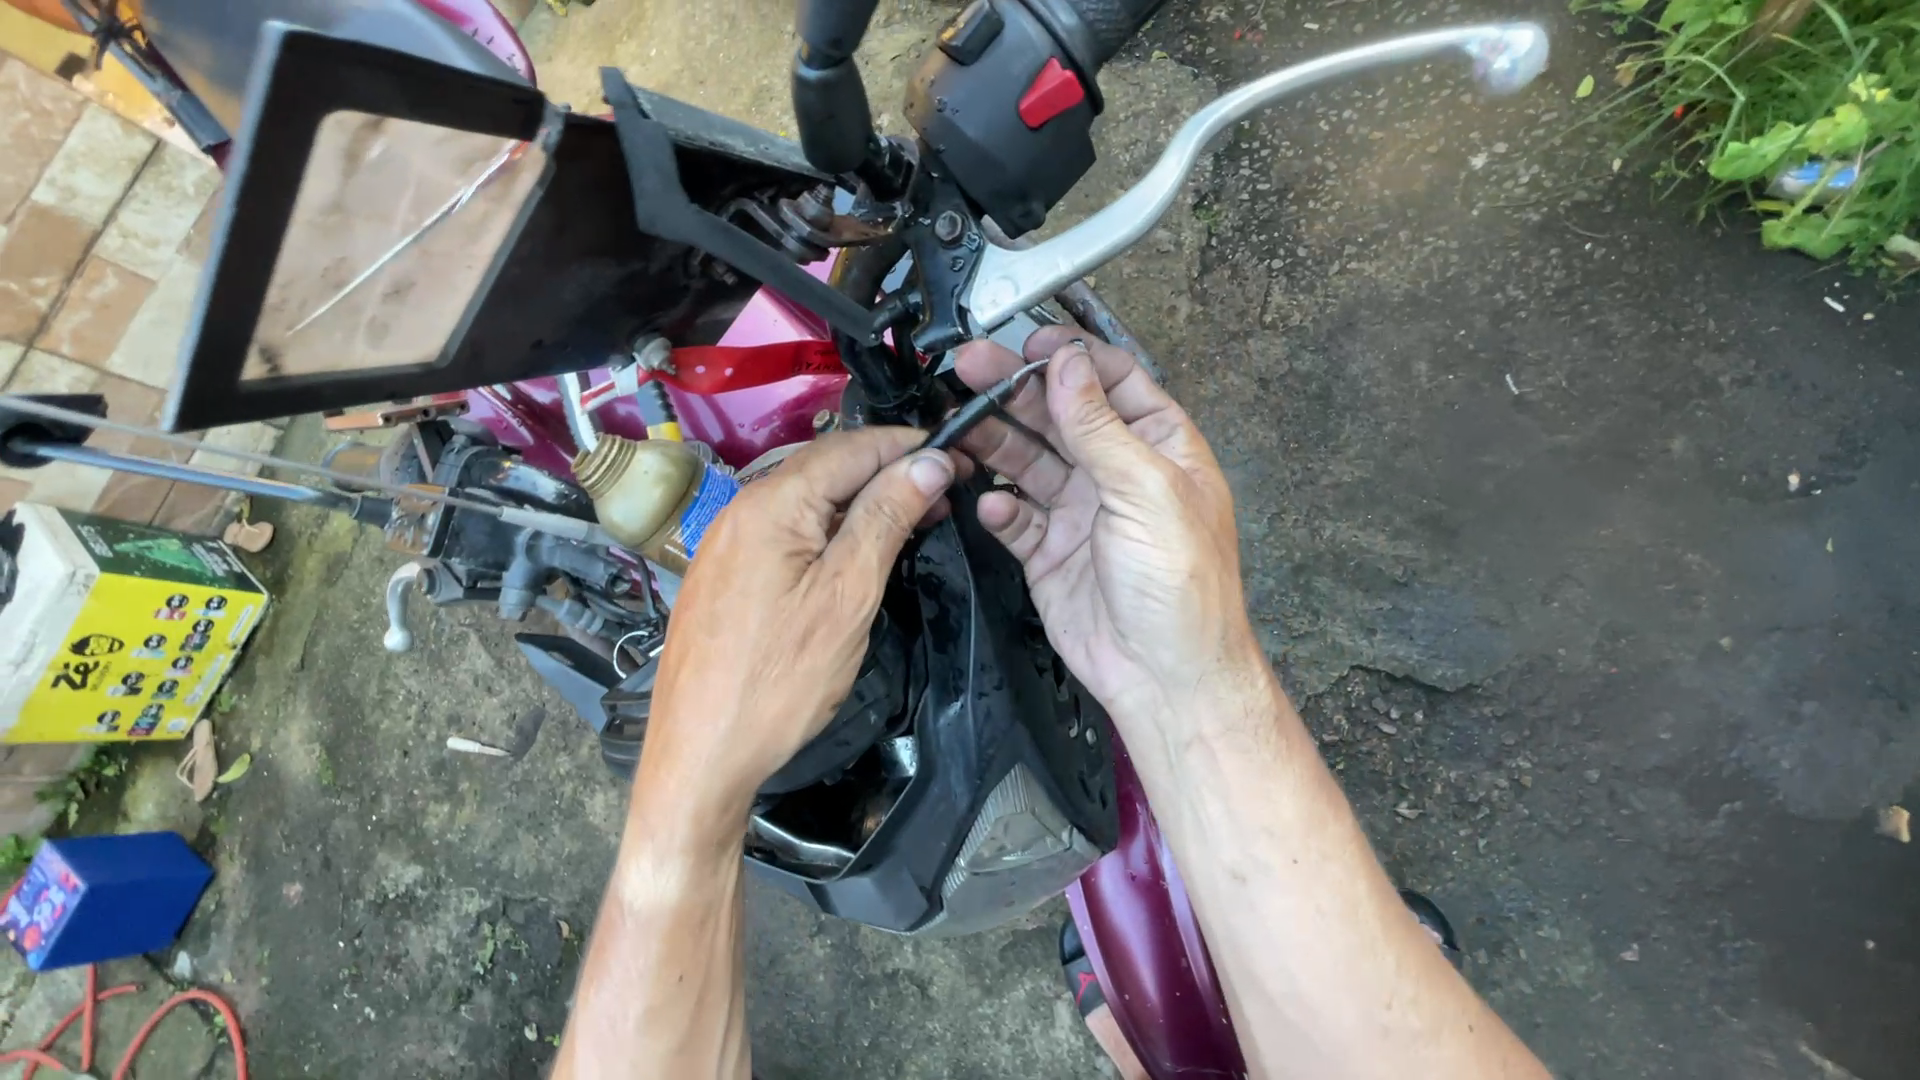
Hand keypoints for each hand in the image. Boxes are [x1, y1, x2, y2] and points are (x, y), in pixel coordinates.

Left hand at [642, 428, 955, 818]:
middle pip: (828, 467)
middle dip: (890, 470)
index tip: (961, 459)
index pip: (853, 448)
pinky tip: (858, 548)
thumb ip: (886, 519)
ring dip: (864, 500)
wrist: (700, 756)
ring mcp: (729, 541)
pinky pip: (788, 529)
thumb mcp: (847, 595)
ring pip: (809, 499)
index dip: (911, 446)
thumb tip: (929, 461)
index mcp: (773, 503)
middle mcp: (743, 508)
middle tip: (947, 490)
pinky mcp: (726, 573)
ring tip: (915, 516)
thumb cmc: (780, 680)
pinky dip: (832, 528)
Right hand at [953, 328, 1262, 730]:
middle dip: (1014, 390)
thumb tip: (1068, 364)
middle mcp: (1116, 474)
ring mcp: (1080, 512)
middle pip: (1059, 415)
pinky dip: (999, 508)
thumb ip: (1100, 426)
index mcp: (1157, 448)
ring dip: (995, 441)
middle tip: (969, 368)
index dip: (1070, 359)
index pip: (1112, 382)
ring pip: (1028, 462)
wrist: (1162, 676)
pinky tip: (993, 505)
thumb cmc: (1181, 586)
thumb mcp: (1146, 491)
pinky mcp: (1049, 551)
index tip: (1027, 346)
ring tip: (958, 424)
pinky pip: (1015, 517)